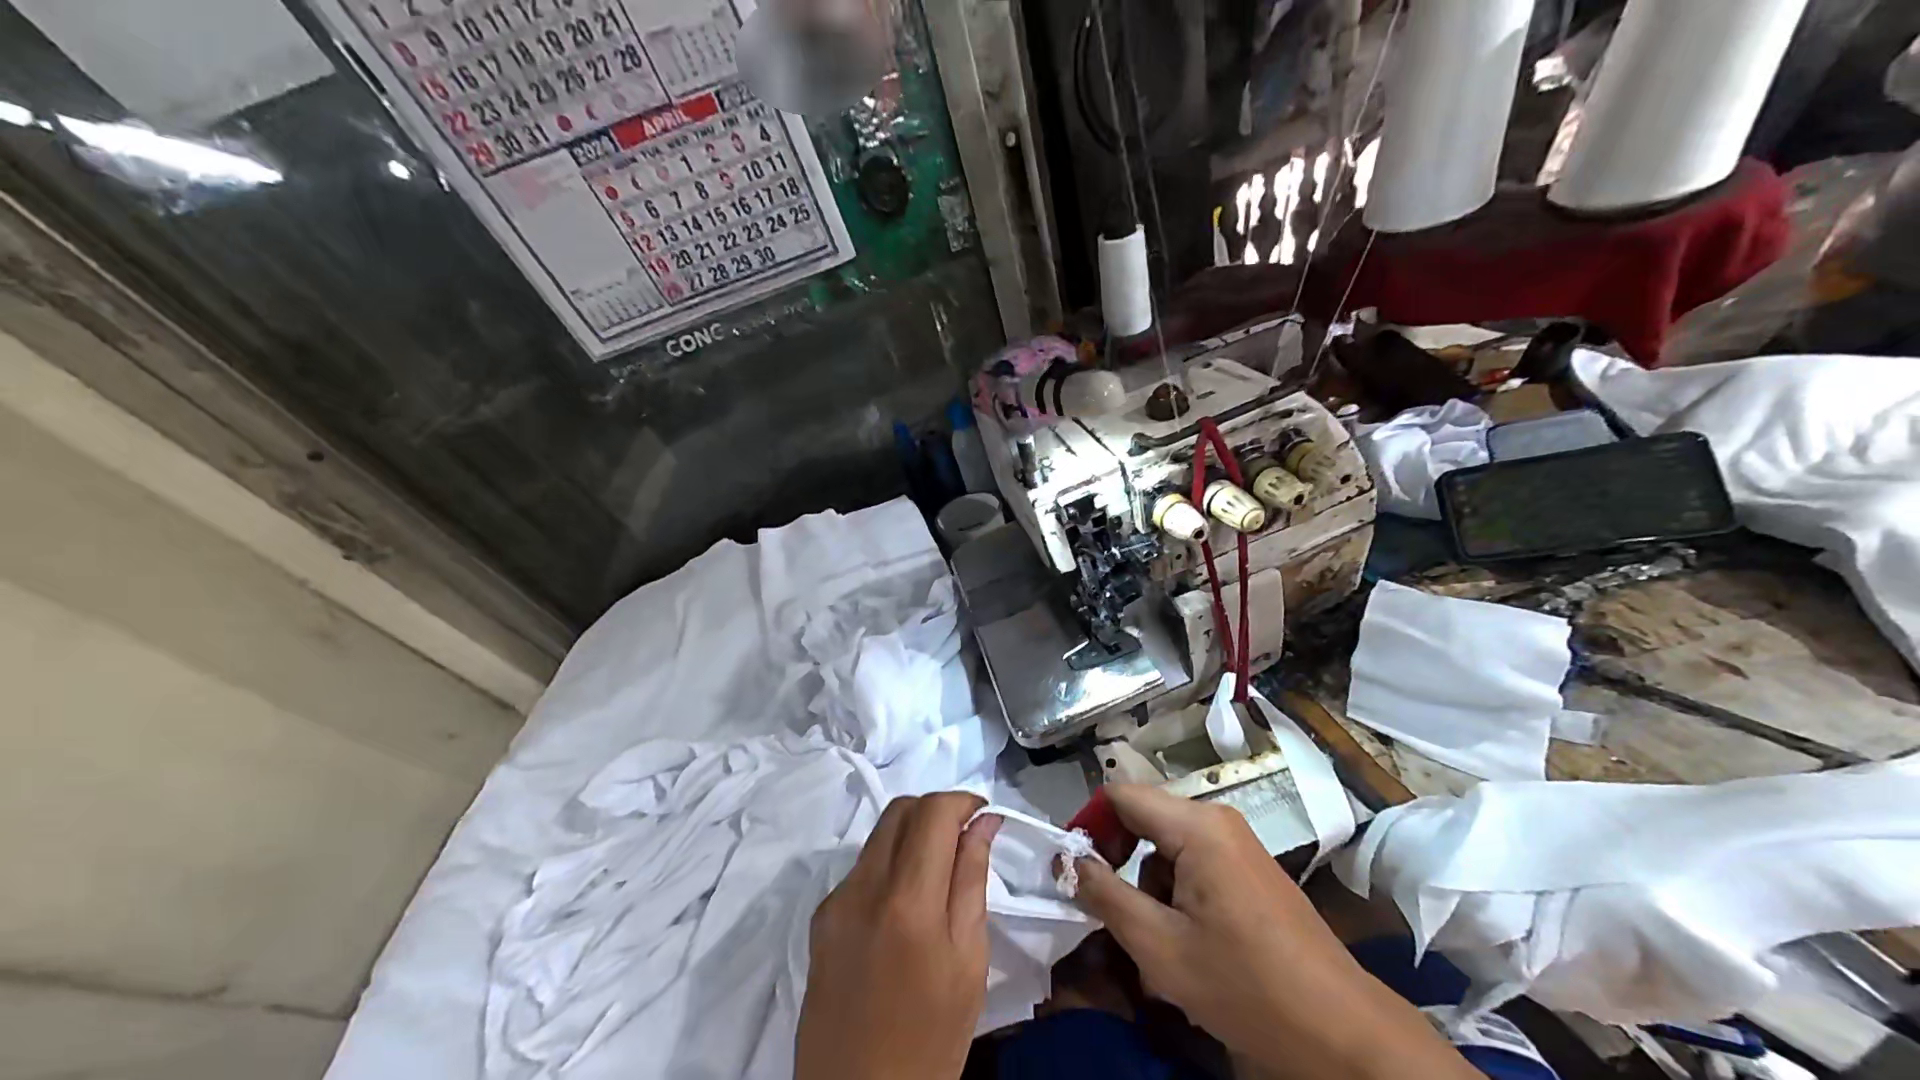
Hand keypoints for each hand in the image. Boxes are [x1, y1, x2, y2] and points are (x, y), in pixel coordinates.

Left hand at [795, 792, 1001, 1079]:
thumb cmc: (932, 1038)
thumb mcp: (968, 962)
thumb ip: (972, 881)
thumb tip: (983, 823)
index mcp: (908, 901)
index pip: (932, 813)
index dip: (962, 801)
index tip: (984, 815)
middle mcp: (863, 887)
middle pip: (900, 811)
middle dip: (937, 810)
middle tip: (965, 837)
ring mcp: (835, 901)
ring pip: (878, 835)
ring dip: (913, 834)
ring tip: (939, 871)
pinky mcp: (820, 918)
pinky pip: (861, 867)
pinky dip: (890, 863)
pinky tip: (907, 902)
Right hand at [1074, 785, 1479, 1079]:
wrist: (1341, 1031)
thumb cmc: (1244, 984)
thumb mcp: (1158, 945)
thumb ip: (1104, 894)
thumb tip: (1067, 859)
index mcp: (1196, 826)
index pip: (1121, 795)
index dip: (1089, 824)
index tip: (1072, 869)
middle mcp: (1217, 820)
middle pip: (1144, 819)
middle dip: (1118, 862)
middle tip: (1105, 909)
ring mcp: (1238, 844)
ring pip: (1166, 847)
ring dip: (1146, 887)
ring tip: (1152, 943)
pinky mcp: (1249, 870)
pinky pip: (1194, 864)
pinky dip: (1175, 895)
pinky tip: (1184, 944)